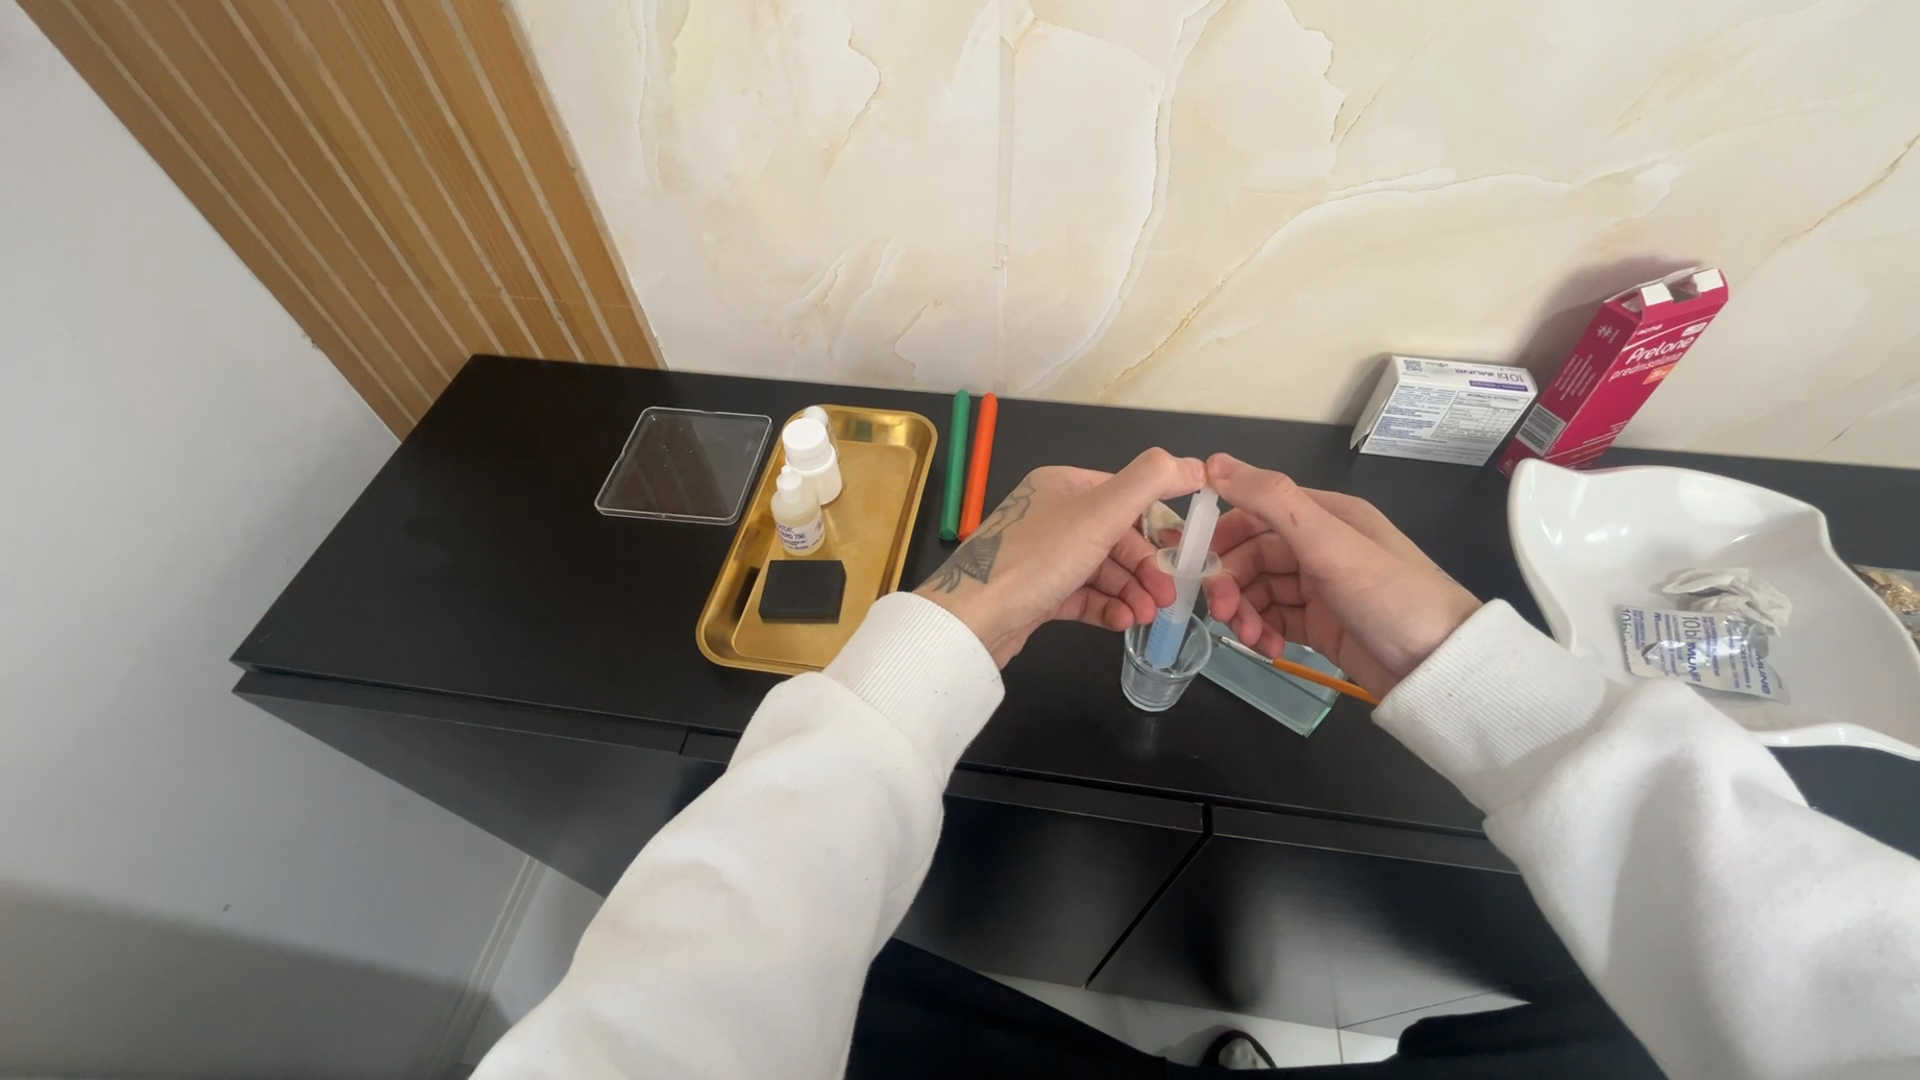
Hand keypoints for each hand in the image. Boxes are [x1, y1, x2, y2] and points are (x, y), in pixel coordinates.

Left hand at [915, 449, 1206, 666]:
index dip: (1156, 528)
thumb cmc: (1037, 558)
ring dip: (1130, 592)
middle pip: (1115, 539)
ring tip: (1145, 617)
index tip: (1183, 558)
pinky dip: (1105, 607)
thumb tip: (1196, 464)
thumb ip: (1150, 483)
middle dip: (1145, 570)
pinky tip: (1122, 622)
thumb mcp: (1099, 512)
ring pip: (1101, 571)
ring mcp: (1042, 557)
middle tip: (1167, 600)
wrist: (973, 618)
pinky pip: (1082, 596)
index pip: (1125, 499)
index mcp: (1063, 486)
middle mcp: (1051, 516)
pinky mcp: (1036, 593)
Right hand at [1202, 453, 1480, 696]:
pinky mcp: (1319, 624)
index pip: (1253, 515)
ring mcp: (1318, 587)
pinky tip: (1268, 647)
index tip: (1195, 563)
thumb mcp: (1329, 543)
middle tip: (1223, 612)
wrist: (1443, 670)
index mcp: (1323, 516)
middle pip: (1251, 556)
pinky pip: (1274, 619)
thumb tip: (1213, 463)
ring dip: (1244, 612)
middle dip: (1230, 583)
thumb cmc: (1391, 596)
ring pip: (1258, 590)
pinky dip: (1263, 631)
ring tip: (1251, 637)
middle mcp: (1318, 547)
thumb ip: (1271, 500)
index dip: (1221, 537)